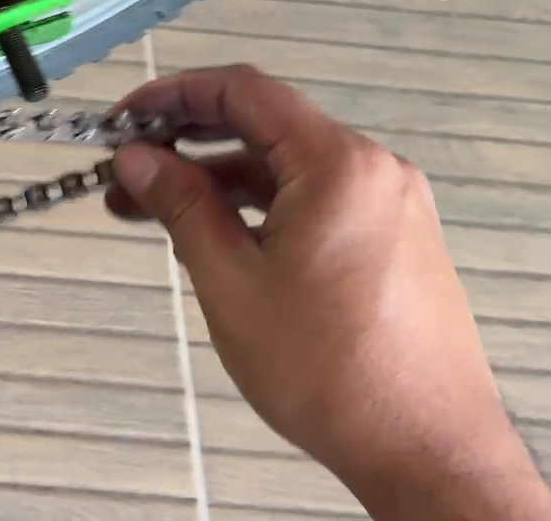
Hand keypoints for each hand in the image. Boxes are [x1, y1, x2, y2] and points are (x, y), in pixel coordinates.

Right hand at [105, 65, 550, 520]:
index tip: (121, 121)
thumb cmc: (326, 365)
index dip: (170, 94)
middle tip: (121, 162)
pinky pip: (299, 196)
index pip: (241, 92)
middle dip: (179, 138)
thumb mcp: (228, 276)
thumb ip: (178, 202)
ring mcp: (384, 207)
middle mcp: (371, 172)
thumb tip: (133, 156)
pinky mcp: (384, 240)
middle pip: (257, 124)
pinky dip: (242, 202)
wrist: (430, 458)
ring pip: (273, 165)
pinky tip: (198, 231)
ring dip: (204, 176)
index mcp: (338, 167)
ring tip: (141, 205)